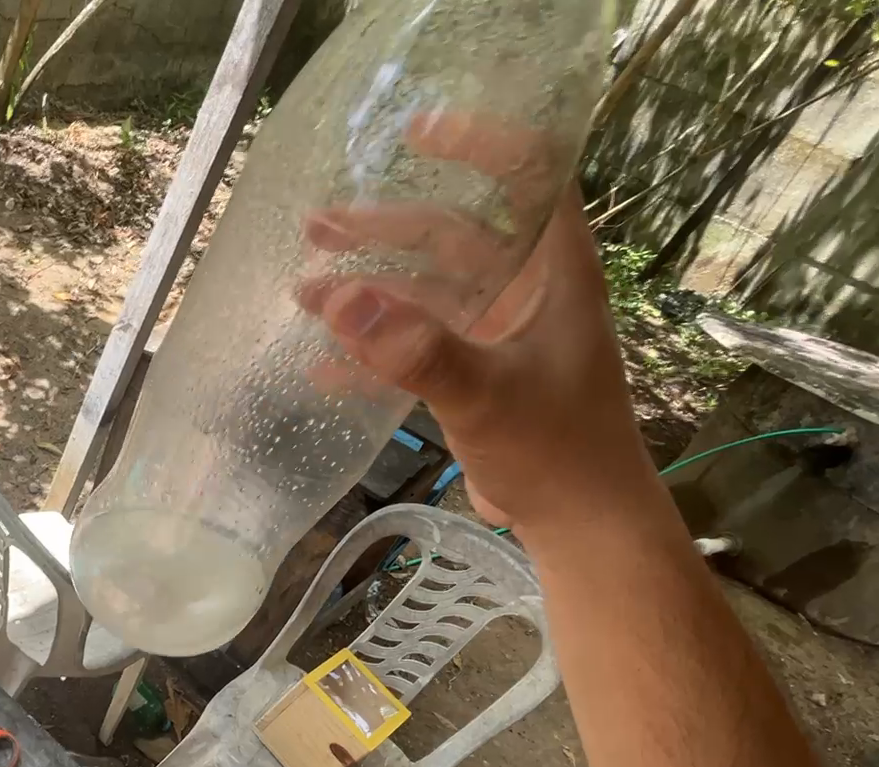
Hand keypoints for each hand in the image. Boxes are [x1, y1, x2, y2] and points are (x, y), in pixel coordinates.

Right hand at [296, 118, 660, 537]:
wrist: (576, 521)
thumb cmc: (555, 450)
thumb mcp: (484, 394)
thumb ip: (414, 350)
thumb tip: (337, 301)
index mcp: (551, 273)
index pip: (527, 176)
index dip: (478, 144)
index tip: (416, 133)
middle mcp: (522, 292)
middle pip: (448, 236)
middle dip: (381, 229)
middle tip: (315, 227)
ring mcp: (493, 335)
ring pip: (420, 294)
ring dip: (364, 290)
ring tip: (302, 290)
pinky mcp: (471, 375)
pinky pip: (411, 348)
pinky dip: (369, 352)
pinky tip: (322, 365)